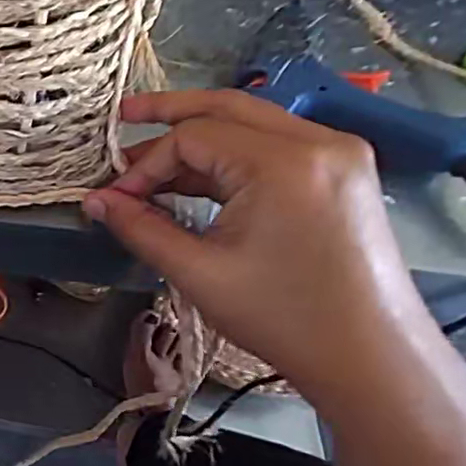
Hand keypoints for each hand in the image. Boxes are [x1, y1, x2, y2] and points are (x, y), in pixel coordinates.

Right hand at [82, 90, 437, 392]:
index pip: (194, 137)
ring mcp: (339, 153)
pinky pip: (275, 147)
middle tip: (123, 117)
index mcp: (284, 162)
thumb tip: (94, 202)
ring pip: (252, 124)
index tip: (117, 198)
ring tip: (151, 160)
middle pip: (227, 108)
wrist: (371, 357)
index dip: (146, 163)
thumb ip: (140, 228)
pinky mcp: (344, 172)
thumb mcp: (198, 272)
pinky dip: (231, 158)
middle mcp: (318, 141)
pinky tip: (196, 178)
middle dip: (170, 112)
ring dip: (200, 138)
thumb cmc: (282, 317)